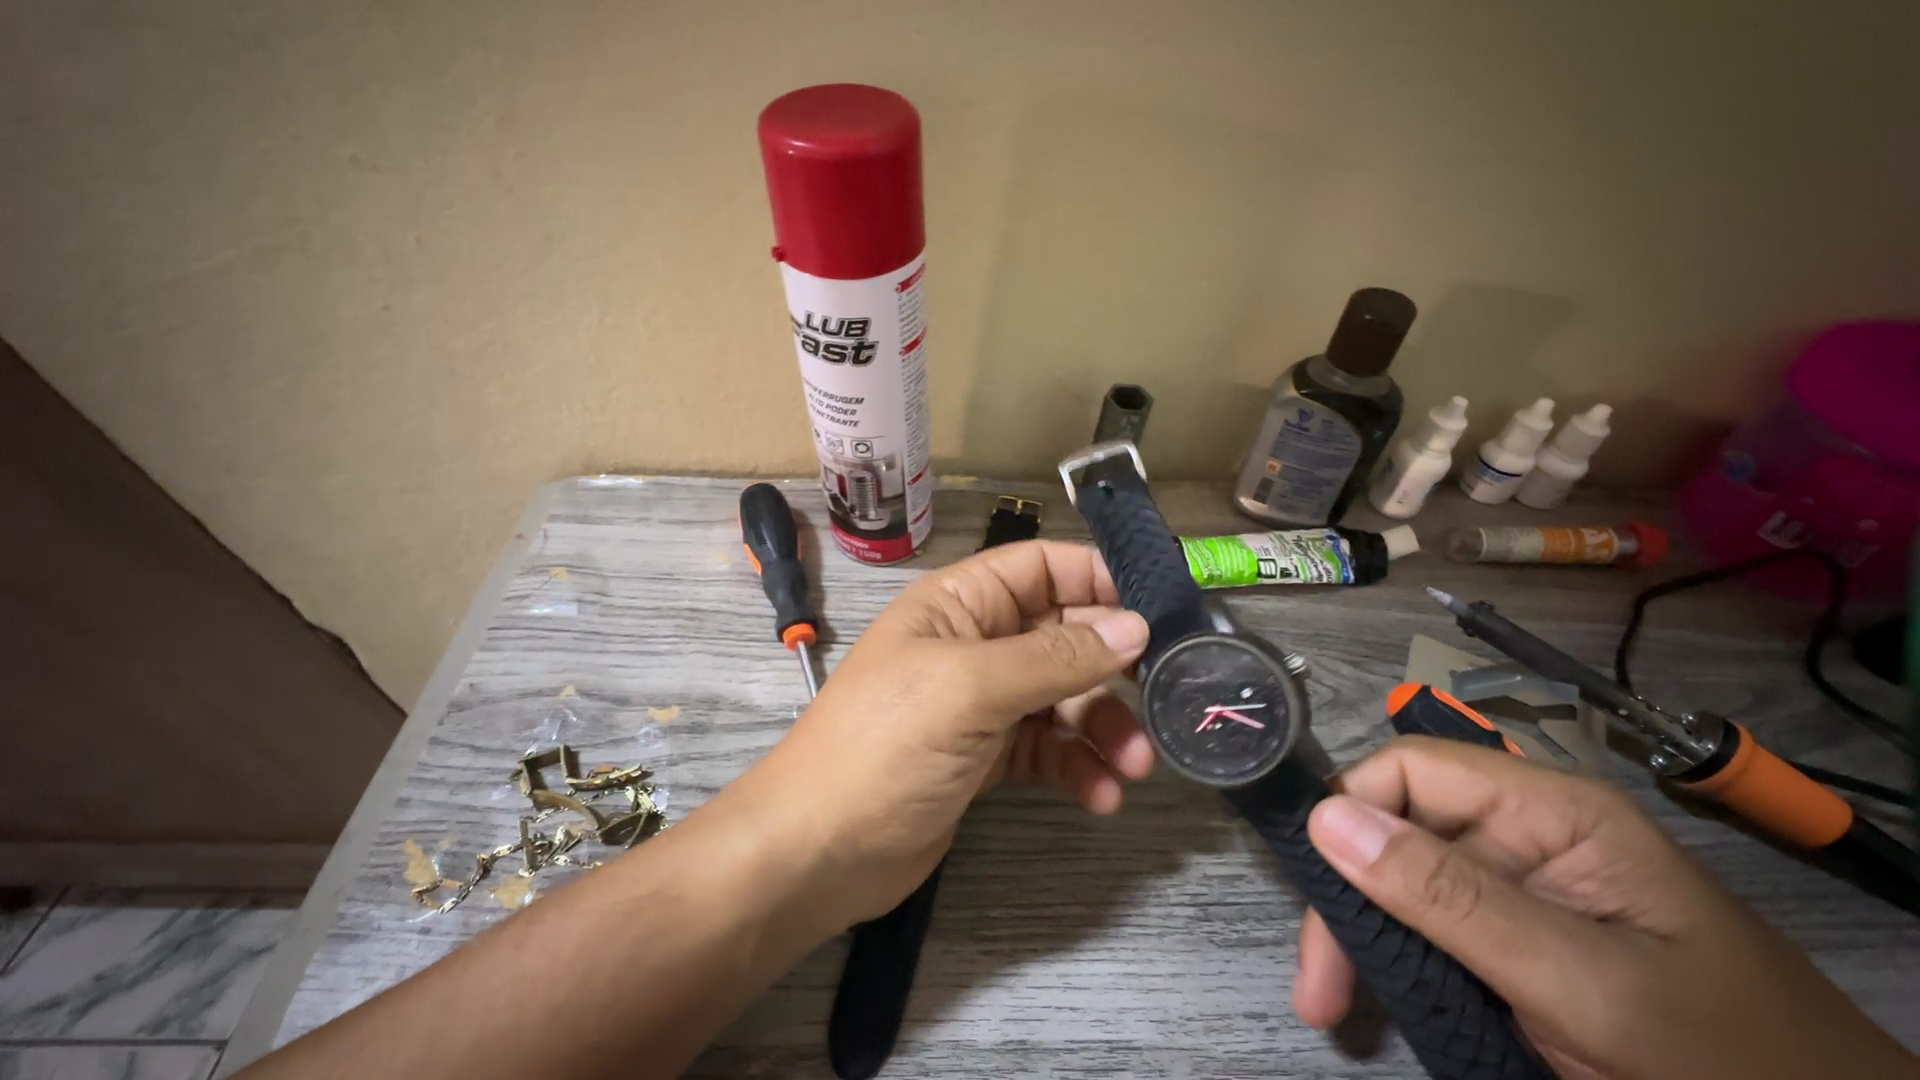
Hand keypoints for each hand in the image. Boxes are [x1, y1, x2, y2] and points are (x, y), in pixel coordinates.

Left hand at [742, 540, 1152, 926]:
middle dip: (1112, 666)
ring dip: (1103, 727)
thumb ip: (1055, 657)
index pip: (1041, 567)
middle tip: (1164, 696)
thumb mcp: (971, 689)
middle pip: (1063, 635)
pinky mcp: (986, 757)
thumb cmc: (887, 746)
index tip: (1160, 609)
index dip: (1098, 579)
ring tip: (1134, 766)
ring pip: (1063, 698)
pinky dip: (1077, 768)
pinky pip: (1047, 749)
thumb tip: (1135, 626)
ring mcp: (980, 703)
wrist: (819, 850)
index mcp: (959, 603)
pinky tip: (1100, 797)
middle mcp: (974, 644)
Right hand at [1293, 737, 1911, 1079]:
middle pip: (1397, 829)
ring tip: (1330, 1004)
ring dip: (1360, 939)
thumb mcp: (1585, 981)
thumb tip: (1324, 818)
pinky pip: (1429, 927)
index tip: (1317, 890)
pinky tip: (1373, 996)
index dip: (1352, 811)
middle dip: (1346, 898)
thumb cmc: (1722, 1054)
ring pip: (1401, 882)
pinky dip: (1392, 961)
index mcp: (1550, 810)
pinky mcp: (1514, 937)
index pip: (1413, 769)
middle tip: (1318, 988)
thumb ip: (1452, 898)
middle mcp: (1524, 833)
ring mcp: (1519, 888)